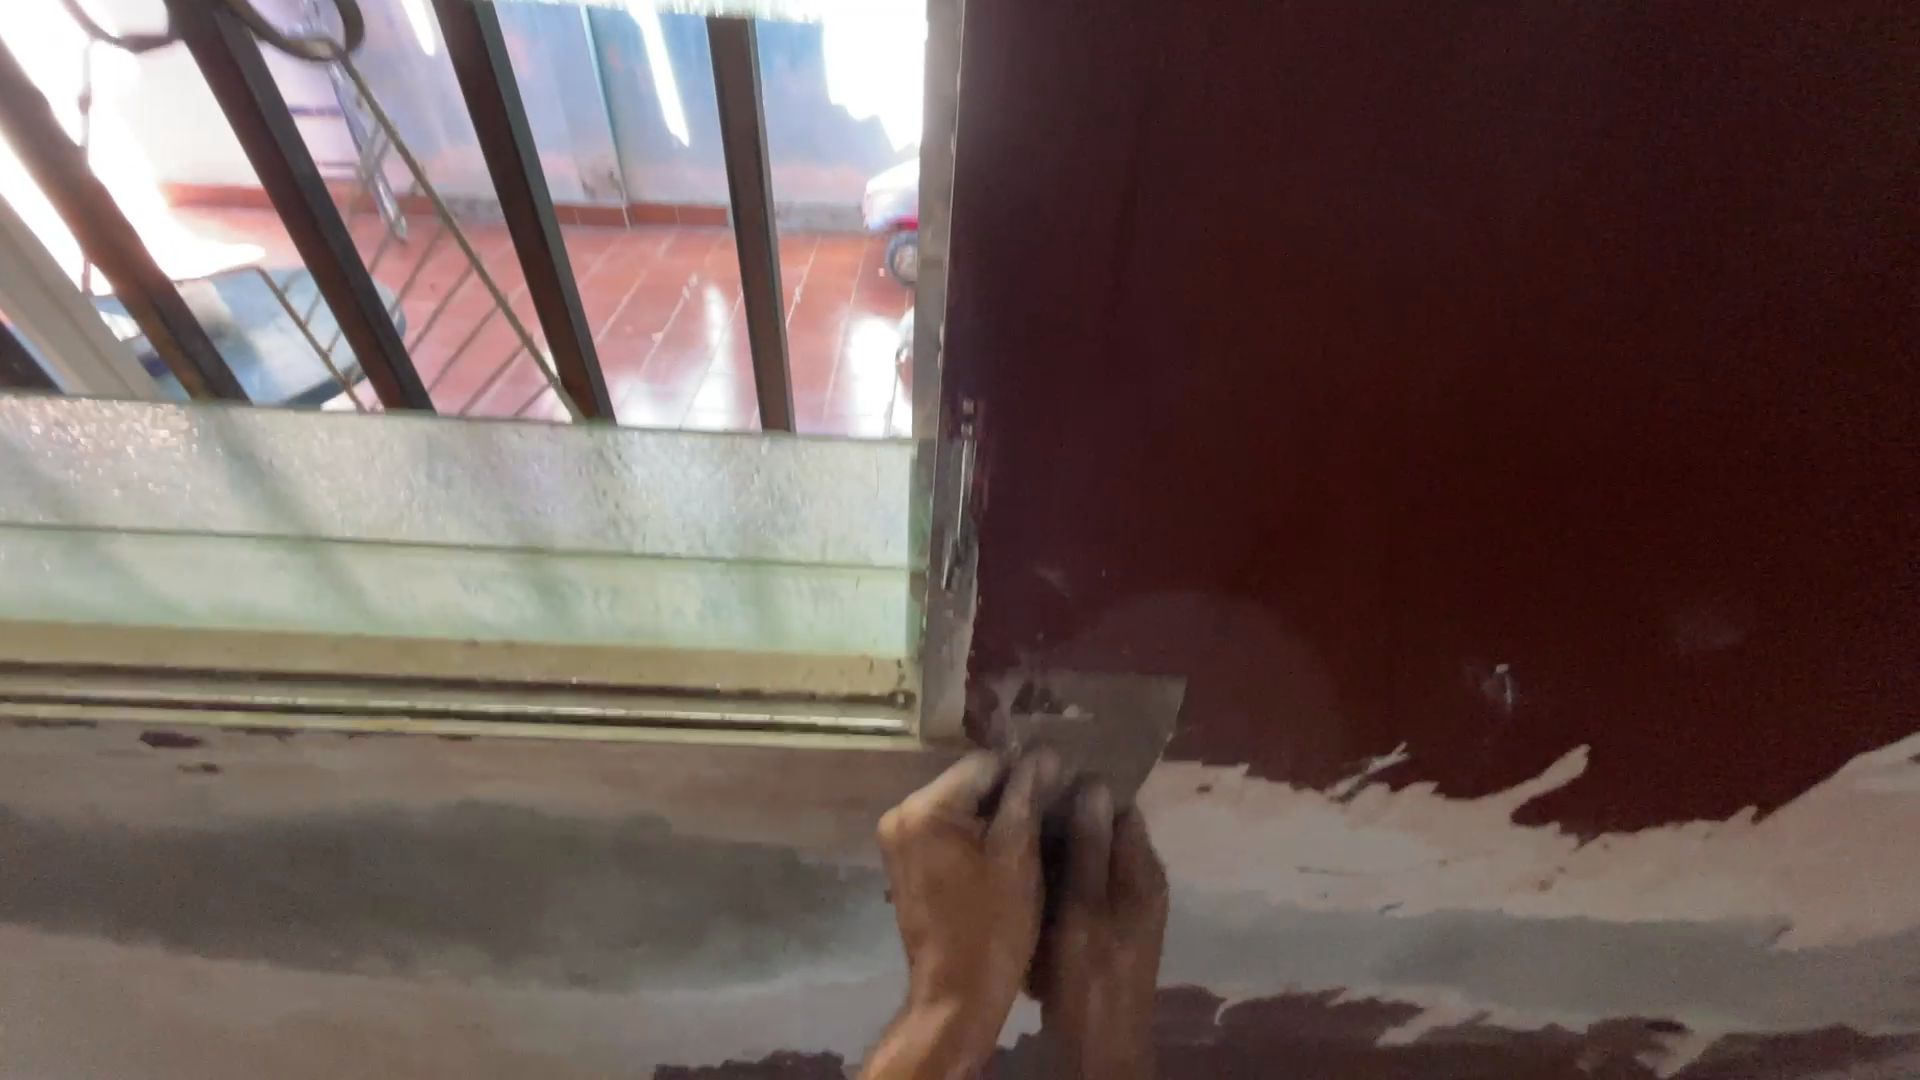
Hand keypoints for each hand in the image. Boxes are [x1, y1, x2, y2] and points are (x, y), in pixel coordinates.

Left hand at [862, 751, 1058, 1079]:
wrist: (955, 994)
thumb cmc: (993, 924)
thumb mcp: (1019, 854)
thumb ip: (1028, 795)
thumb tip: (1044, 752)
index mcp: (927, 807)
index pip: (985, 763)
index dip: (1022, 776)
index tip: (1049, 801)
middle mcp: (901, 810)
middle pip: (967, 781)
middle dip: (1004, 796)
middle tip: (1039, 825)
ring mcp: (896, 834)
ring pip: (957, 802)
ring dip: (988, 814)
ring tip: (1020, 842)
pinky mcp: (900, 855)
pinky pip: (942, 824)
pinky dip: (969, 832)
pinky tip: (993, 857)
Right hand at [1033, 785, 1167, 1079]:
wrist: (1098, 1049)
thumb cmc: (1091, 974)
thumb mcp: (1085, 905)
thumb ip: (1090, 845)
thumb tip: (1095, 781)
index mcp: (1142, 871)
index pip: (1119, 807)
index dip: (1084, 790)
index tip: (1043, 780)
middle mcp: (1138, 881)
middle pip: (1103, 829)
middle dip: (1066, 817)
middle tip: (1022, 806)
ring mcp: (1121, 906)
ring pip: (1088, 856)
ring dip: (1058, 847)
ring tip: (1018, 833)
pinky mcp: (1102, 925)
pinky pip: (1080, 883)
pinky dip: (1058, 875)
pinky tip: (1027, 875)